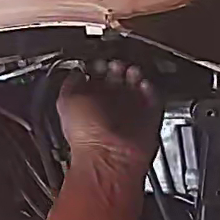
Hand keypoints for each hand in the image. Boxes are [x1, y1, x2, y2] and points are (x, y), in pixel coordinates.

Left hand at [56, 60, 161, 178]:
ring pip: (136, 88)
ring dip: (135, 77)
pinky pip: (153, 101)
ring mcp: (129, 116)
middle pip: (119, 81)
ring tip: (132, 72)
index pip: (99, 80)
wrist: (107, 157)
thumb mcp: (66, 101)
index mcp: (90, 105)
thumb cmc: (85, 135)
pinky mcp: (147, 122)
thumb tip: (75, 72)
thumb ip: (70, 83)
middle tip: (119, 66)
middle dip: (119, 69)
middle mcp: (110, 111)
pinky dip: (150, 90)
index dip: (101, 68)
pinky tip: (143, 84)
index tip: (102, 63)